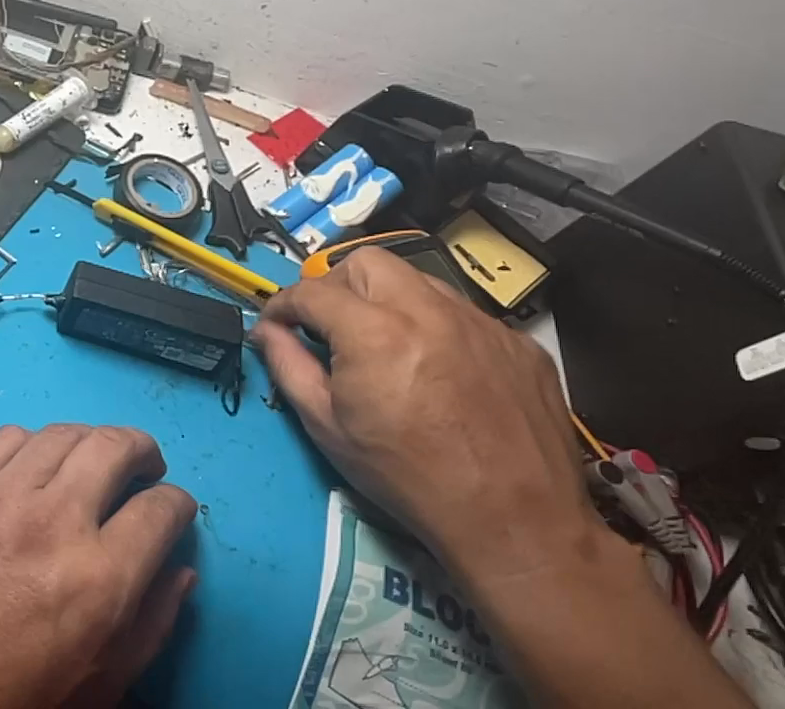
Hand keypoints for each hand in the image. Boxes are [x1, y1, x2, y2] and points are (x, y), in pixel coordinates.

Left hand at [0, 424, 197, 708]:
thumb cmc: (12, 693)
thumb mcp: (99, 681)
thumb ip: (151, 624)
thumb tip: (180, 571)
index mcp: (98, 577)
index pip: (159, 510)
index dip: (178, 503)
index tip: (174, 507)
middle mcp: (54, 520)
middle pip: (113, 448)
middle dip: (142, 449)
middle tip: (145, 465)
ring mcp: (0, 495)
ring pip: (60, 434)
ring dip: (89, 441)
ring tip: (94, 459)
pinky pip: (6, 437)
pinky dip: (31, 443)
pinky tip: (33, 463)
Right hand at [252, 248, 596, 587]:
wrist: (515, 522)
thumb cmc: (405, 475)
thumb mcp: (326, 425)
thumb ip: (288, 365)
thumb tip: (266, 331)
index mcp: (373, 331)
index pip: (311, 290)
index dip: (283, 304)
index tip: (277, 325)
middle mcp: (428, 310)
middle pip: (367, 262)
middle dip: (336, 285)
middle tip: (330, 326)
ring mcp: (480, 323)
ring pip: (418, 281)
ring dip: (388, 300)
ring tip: (385, 345)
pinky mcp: (518, 343)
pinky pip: (463, 315)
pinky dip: (437, 328)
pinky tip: (439, 371)